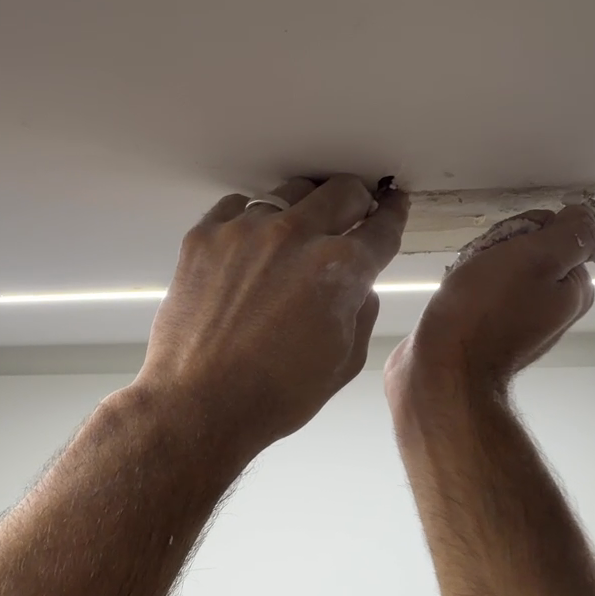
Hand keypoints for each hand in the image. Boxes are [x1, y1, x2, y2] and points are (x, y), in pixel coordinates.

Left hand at [137, 175, 406, 453]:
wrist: (200, 404)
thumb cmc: (273, 394)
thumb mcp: (344, 362)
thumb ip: (361, 312)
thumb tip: (359, 287)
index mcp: (341, 268)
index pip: (382, 227)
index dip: (393, 215)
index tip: (394, 205)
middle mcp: (296, 236)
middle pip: (342, 191)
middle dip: (356, 200)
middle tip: (353, 214)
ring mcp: (247, 231)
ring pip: (291, 192)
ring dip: (306, 206)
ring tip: (300, 231)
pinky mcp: (205, 236)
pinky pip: (237, 206)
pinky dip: (252, 220)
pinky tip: (252, 245)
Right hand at [386, 204, 594, 405]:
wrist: (441, 370)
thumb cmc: (484, 311)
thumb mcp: (536, 257)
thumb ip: (570, 233)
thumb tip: (586, 214)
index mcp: (574, 291)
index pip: (558, 233)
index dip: (527, 228)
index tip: (506, 246)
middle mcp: (555, 309)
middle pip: (530, 251)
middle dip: (500, 248)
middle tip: (481, 266)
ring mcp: (523, 323)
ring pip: (502, 269)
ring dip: (479, 266)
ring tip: (463, 285)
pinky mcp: (491, 333)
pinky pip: (483, 293)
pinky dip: (468, 288)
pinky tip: (455, 299)